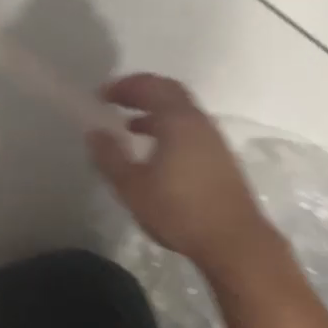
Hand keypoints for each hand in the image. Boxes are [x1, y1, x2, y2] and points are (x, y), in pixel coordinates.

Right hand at [88, 73, 282, 276]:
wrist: (234, 241)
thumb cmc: (179, 211)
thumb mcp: (133, 187)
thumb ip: (110, 156)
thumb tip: (94, 131)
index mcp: (178, 121)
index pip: (151, 87)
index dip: (125, 86)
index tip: (101, 95)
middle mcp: (200, 123)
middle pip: (170, 94)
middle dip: (141, 93)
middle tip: (115, 101)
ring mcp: (214, 141)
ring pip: (181, 113)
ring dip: (155, 113)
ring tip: (129, 128)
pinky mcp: (220, 160)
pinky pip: (189, 130)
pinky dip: (168, 129)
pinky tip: (155, 153)